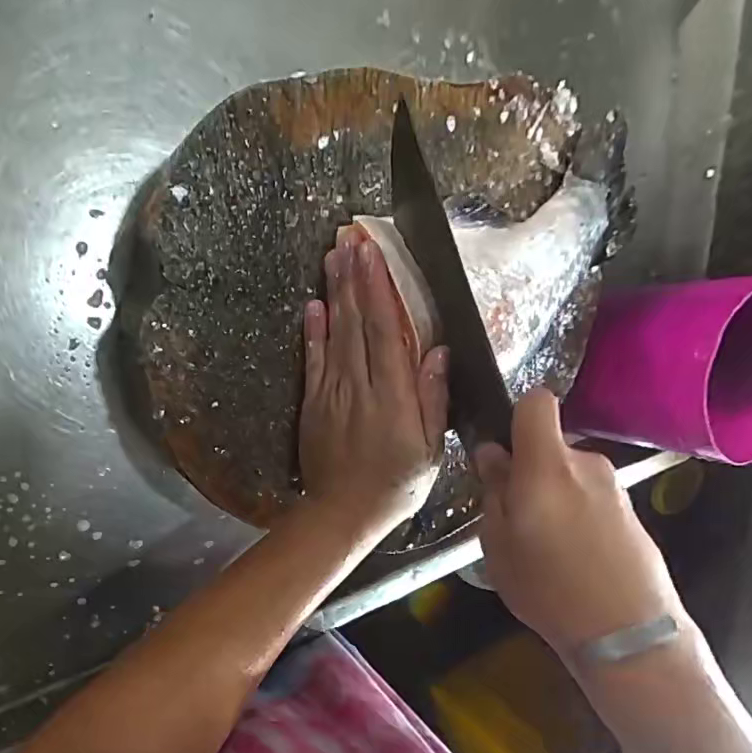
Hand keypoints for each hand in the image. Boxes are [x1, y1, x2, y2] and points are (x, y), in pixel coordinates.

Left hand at [299, 225, 449, 538]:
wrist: (341, 513)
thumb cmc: (394, 485)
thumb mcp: (428, 450)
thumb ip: (432, 399)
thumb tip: (440, 352)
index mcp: (392, 397)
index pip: (386, 332)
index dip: (380, 291)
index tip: (374, 256)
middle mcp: (359, 388)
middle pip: (357, 324)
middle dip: (354, 279)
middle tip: (350, 239)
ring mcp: (331, 394)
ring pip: (334, 336)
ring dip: (334, 295)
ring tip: (333, 258)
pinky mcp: (311, 405)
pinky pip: (312, 363)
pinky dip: (312, 333)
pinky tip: (313, 306)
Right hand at [474, 389, 684, 657]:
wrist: (626, 633)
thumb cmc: (546, 586)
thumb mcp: (497, 542)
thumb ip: (493, 490)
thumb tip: (491, 454)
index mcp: (547, 466)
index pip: (537, 403)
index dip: (515, 415)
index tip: (499, 448)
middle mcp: (585, 464)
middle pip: (548, 445)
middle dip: (525, 468)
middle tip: (509, 512)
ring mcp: (613, 487)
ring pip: (566, 473)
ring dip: (548, 493)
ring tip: (537, 540)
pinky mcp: (630, 510)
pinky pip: (586, 495)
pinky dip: (571, 511)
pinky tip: (566, 552)